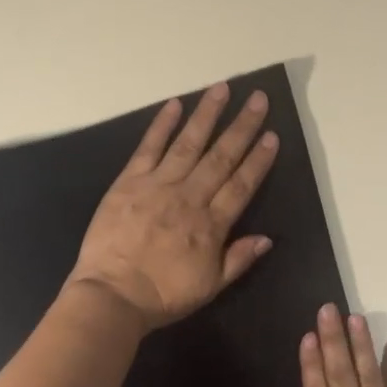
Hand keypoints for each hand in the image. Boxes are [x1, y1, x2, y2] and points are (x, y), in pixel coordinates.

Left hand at [67, 82, 279, 332]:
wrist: (114, 295)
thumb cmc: (164, 297)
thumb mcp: (210, 287)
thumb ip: (238, 260)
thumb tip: (266, 238)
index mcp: (210, 226)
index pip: (240, 186)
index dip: (258, 161)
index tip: (271, 136)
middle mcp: (189, 198)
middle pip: (220, 157)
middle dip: (241, 127)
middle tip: (258, 99)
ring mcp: (158, 186)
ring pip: (188, 143)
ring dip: (206, 114)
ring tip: (222, 89)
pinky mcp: (129, 183)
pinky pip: (148, 147)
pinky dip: (162, 125)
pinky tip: (175, 105)